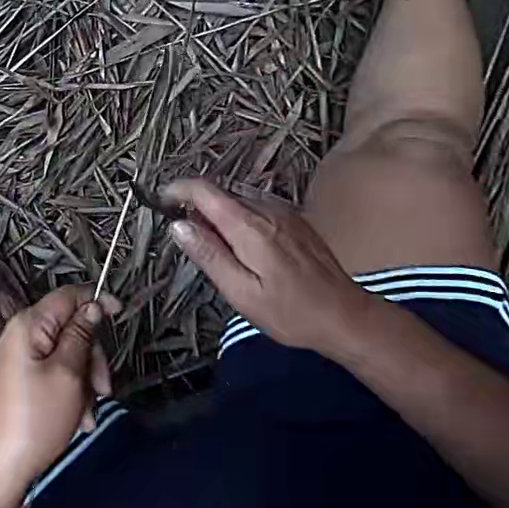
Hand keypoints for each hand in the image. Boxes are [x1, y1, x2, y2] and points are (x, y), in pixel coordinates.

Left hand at [0, 285, 115, 488]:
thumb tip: (92, 307)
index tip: (120, 313)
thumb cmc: (35, 420)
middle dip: (93, 356)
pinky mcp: (28, 376)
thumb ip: (81, 335)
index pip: (68, 295)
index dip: (96, 300)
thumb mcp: (68, 373)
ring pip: (72, 352)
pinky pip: (62, 371)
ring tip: (87, 411)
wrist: (4, 466)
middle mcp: (24, 333)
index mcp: (29, 324)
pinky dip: (76, 391)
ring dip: (87, 379)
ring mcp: (25, 355)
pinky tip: (79, 417)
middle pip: (74, 326)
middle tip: (101, 387)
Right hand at [162, 178, 376, 355]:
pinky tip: (243, 249)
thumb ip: (209, 255)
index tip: (161, 201)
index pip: (205, 191)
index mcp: (250, 228)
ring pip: (238, 201)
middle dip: (197, 207)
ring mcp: (285, 212)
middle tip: (187, 237)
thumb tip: (178, 226)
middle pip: (221, 194)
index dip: (178, 190)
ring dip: (218, 214)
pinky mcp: (296, 220)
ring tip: (216, 249)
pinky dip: (239, 219)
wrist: (347, 317)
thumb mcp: (241, 293)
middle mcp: (267, 210)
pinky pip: (256, 209)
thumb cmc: (291, 313)